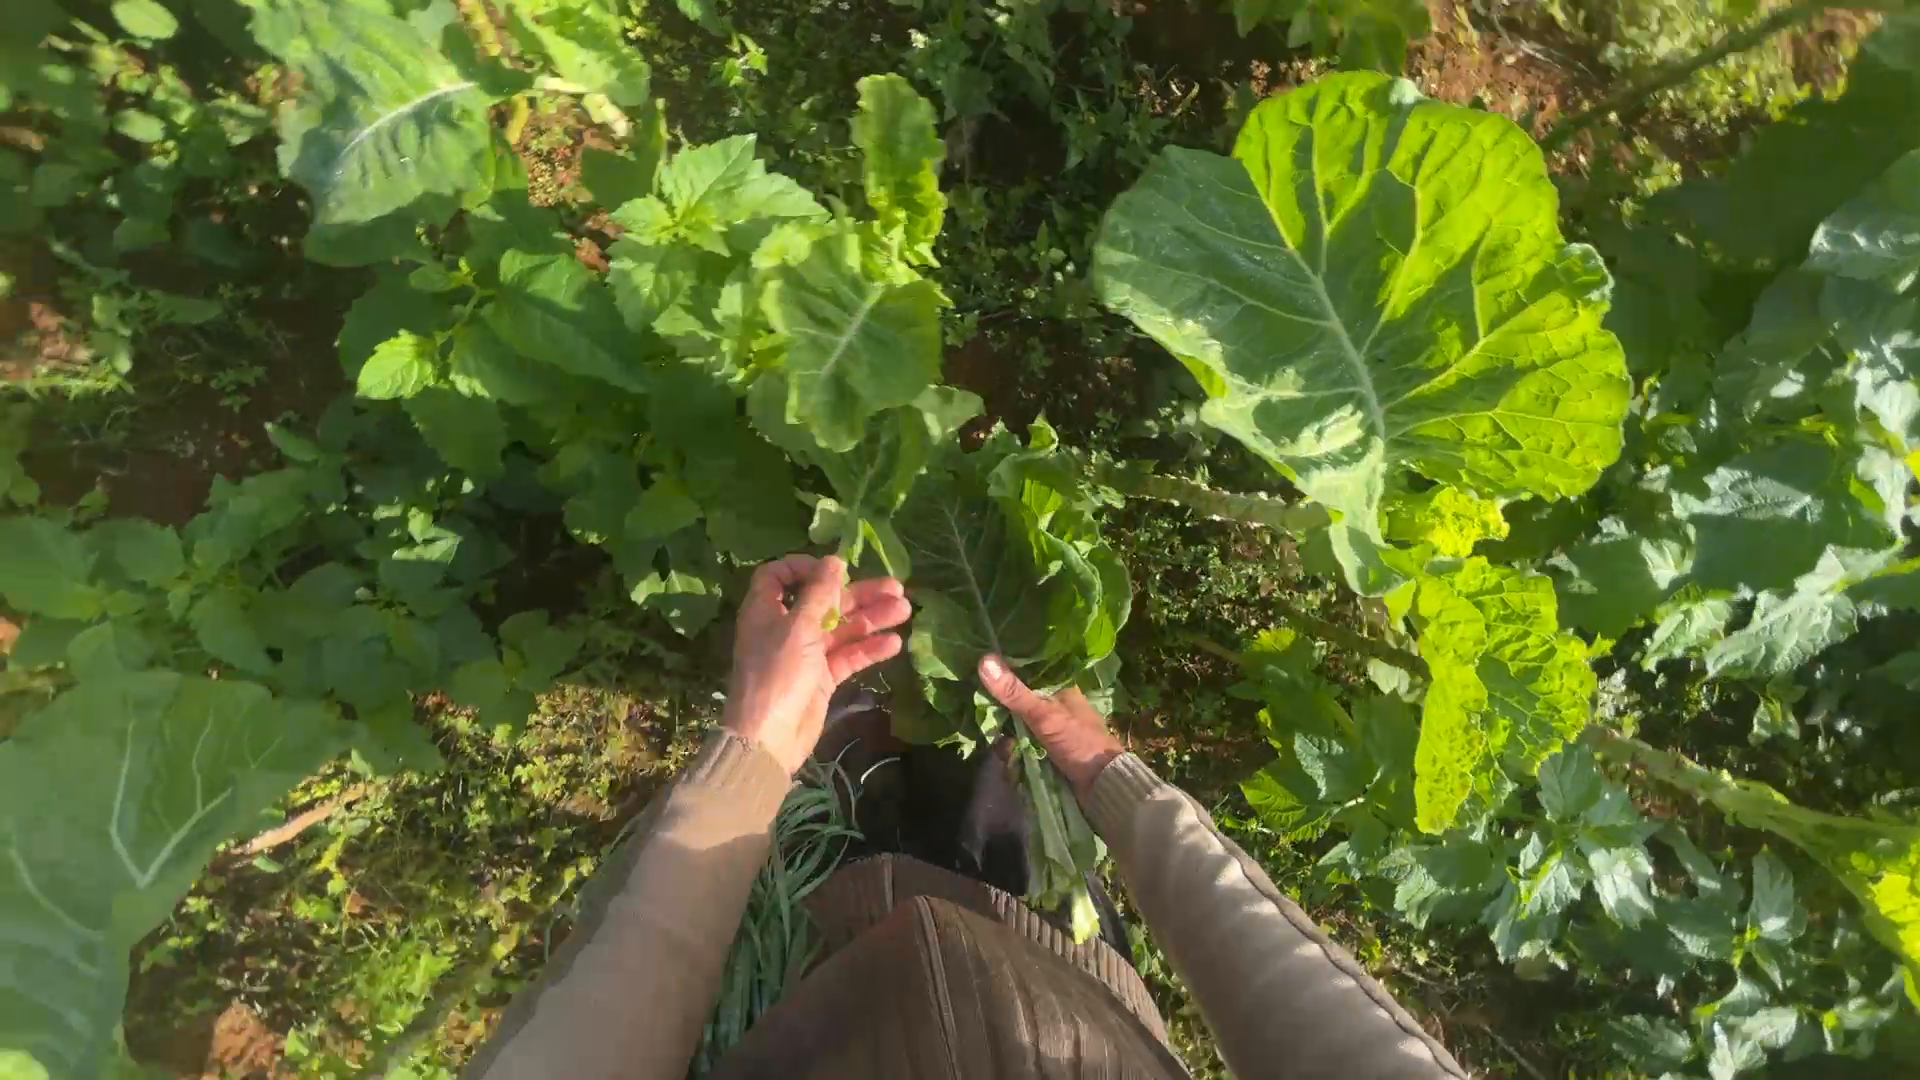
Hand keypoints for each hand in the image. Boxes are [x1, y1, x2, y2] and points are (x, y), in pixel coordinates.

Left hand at [725, 554, 910, 775]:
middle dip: (859, 594)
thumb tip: (834, 560)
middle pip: (824, 601)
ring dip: (872, 618)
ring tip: (904, 610)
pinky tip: (894, 643)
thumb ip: (819, 593)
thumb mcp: (798, 627)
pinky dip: (868, 649)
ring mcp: (805, 653)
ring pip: (842, 628)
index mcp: (767, 610)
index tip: (835, 567)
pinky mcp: (822, 676)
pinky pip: (848, 655)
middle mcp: (786, 627)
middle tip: (896, 588)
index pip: (778, 576)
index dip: (804, 567)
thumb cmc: (778, 673)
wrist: (769, 738)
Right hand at [977, 654, 1123, 799]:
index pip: (1022, 673)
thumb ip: (1013, 692)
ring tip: (1009, 755)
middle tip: (994, 730)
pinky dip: (1014, 759)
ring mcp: (1046, 731)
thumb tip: (983, 660)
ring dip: (1007, 744)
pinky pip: (1019, 750)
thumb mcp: (1044, 715)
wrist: (1102, 786)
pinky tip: (1014, 768)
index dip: (1001, 679)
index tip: (981, 685)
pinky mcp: (1044, 752)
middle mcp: (1051, 706)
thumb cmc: (1078, 742)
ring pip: (1013, 730)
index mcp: (1057, 688)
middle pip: (1012, 705)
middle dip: (1000, 721)